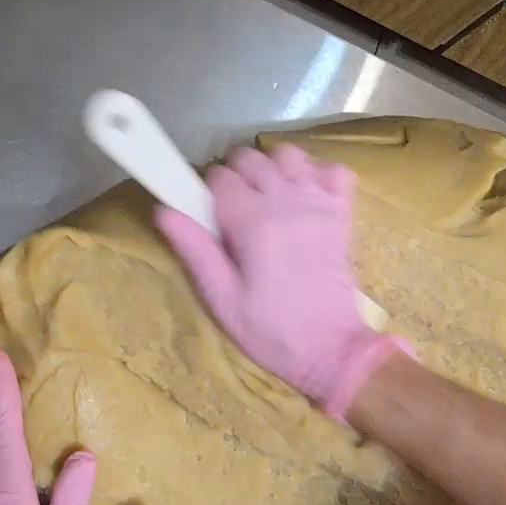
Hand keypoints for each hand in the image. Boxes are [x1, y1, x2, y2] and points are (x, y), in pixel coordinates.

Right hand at [154, 143, 408, 419]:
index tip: (210, 219)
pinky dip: (317, 174)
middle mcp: (287, 203)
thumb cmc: (271, 332)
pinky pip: (334, 170)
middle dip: (236, 176)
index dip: (208, 193)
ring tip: (268, 198)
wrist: (332, 350)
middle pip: (251, 158)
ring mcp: (319, 204)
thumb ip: (195, 250)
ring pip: (289, 154)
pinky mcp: (342, 213)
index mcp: (253, 224)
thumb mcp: (222, 299)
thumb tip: (163, 211)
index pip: (219, 177)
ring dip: (273, 168)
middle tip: (234, 212)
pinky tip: (305, 197)